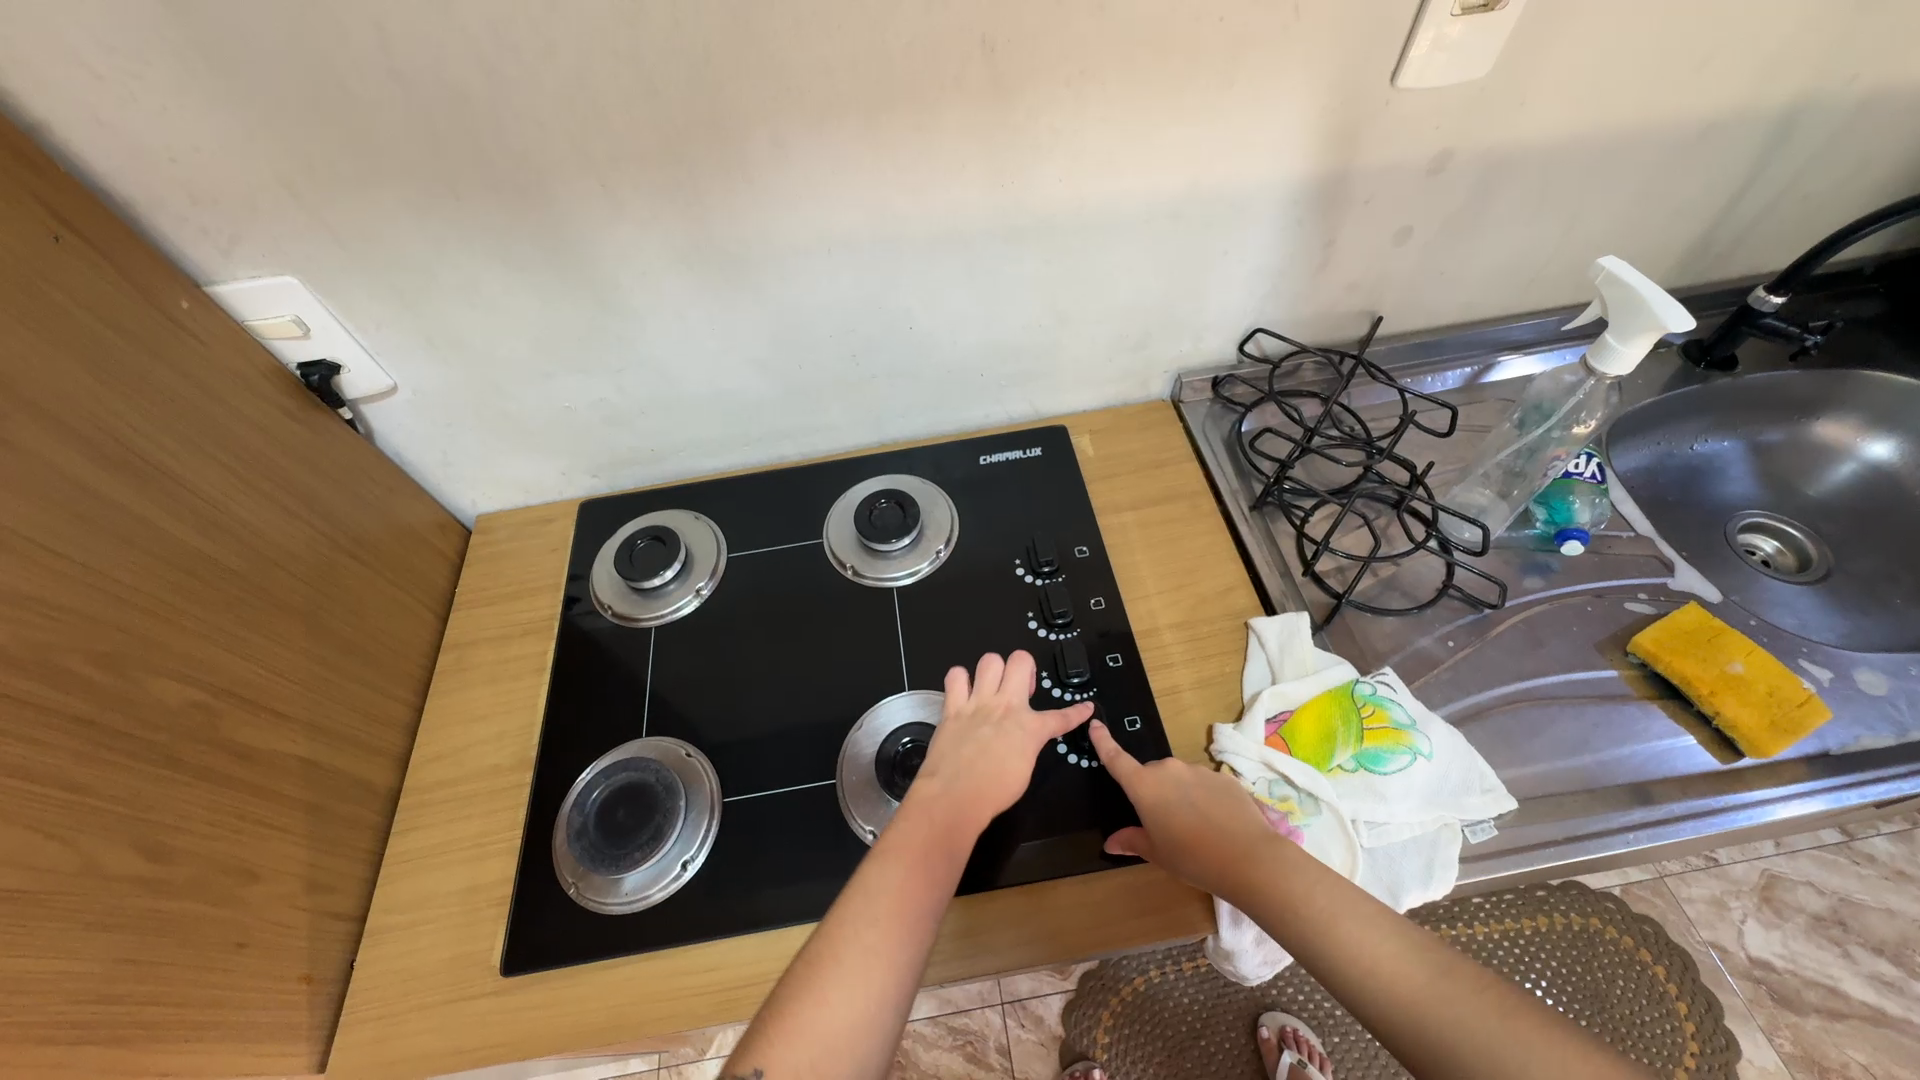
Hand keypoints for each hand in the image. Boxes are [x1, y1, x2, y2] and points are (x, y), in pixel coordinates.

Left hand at [906, 651, 1093, 835]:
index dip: (1077, 712)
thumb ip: (1028, 745)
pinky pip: (955, 676)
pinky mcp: (952, 707)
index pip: (1061, 717)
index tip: (1085, 707)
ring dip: (993, 671)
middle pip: (1020, 660)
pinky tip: (963, 693)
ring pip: (989, 660)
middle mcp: (1005, 706)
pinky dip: (960, 680)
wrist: (955, 796)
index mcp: (1029, 727)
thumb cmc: (994, 792)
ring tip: (991, 687)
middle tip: (1020, 688)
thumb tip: (1023, 738)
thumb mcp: (1025, 770)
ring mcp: (977, 703)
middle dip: (1025, 668)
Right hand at [1088, 720, 1282, 902]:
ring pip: (1180, 780)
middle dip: (1154, 793)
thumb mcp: (1156, 853)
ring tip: (1196, 828)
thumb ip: (1132, 841)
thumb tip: (1111, 842)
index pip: (1116, 759)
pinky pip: (1205, 785)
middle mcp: (1168, 770)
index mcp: (1144, 786)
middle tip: (1165, 825)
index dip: (1103, 741)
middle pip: (1152, 775)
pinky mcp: (1223, 777)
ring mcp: (1198, 770)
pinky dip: (1205, 799)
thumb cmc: (1191, 857)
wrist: (1248, 857)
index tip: (1095, 723)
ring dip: (1181, 796)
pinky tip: (1217, 824)